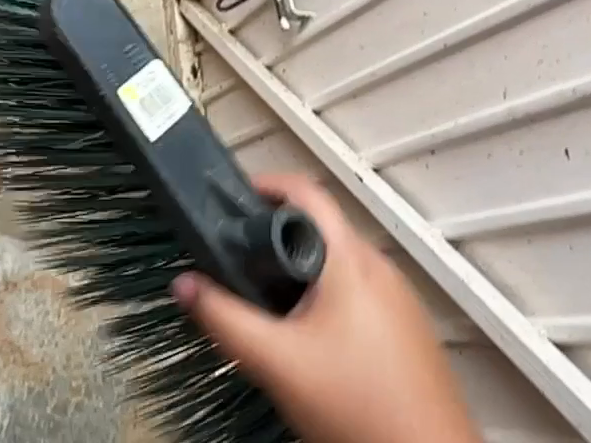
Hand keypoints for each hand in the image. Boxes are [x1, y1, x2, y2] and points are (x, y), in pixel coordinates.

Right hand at [171, 175, 480, 442]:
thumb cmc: (357, 407)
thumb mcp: (275, 361)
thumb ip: (223, 317)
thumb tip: (183, 284)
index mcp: (351, 261)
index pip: (307, 192)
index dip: (265, 185)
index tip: (232, 203)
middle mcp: (380, 269)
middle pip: (320, 228)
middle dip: (275, 235)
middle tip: (239, 258)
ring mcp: (400, 299)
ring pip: (338, 262)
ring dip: (300, 268)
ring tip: (265, 300)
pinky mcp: (408, 329)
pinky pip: (358, 291)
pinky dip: (326, 294)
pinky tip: (307, 335)